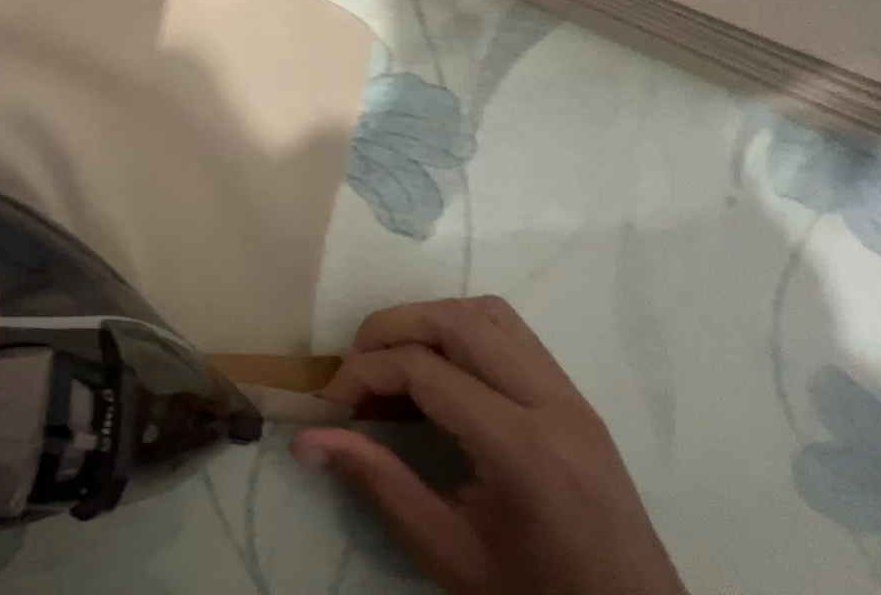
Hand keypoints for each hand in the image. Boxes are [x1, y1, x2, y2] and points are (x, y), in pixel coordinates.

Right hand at [293, 297, 685, 594]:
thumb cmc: (533, 594)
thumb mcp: (446, 550)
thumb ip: (376, 481)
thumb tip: (304, 439)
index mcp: (524, 449)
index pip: (423, 369)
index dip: (361, 374)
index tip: (329, 403)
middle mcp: (554, 406)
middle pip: (457, 320)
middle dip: (389, 329)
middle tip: (353, 368)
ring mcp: (572, 398)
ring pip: (488, 314)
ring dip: (427, 323)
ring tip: (393, 364)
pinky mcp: (576, 401)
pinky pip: (512, 335)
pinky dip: (461, 334)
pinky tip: (438, 374)